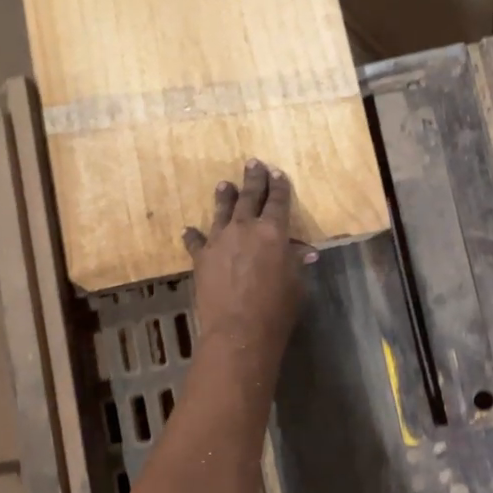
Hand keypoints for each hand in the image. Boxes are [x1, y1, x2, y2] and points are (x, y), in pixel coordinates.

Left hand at [182, 159, 313, 369]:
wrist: (239, 330)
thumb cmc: (277, 309)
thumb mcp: (296, 284)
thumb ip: (296, 263)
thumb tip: (303, 252)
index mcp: (273, 231)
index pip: (278, 201)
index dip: (279, 186)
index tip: (277, 173)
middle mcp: (245, 228)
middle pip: (249, 197)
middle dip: (253, 179)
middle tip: (252, 163)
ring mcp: (219, 240)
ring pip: (222, 211)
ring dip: (224, 197)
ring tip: (224, 184)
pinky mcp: (201, 257)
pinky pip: (196, 241)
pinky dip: (194, 235)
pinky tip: (189, 230)